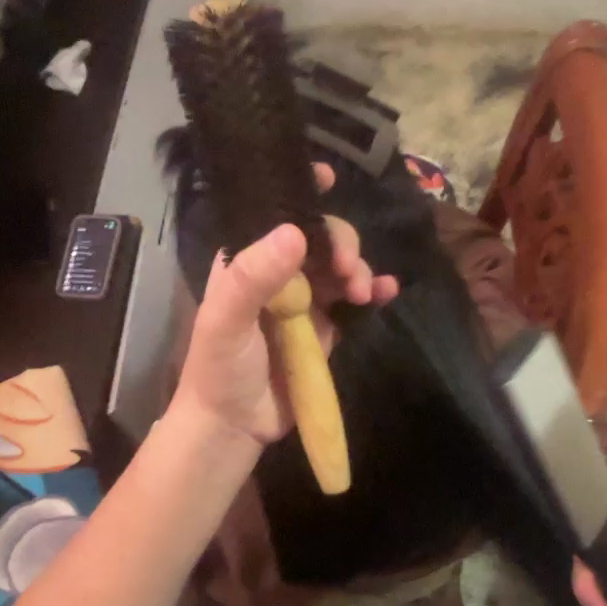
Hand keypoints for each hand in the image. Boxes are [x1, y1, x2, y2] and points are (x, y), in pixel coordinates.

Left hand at [171, 164, 399, 448]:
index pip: (274, 212)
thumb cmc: (220, 368)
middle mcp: (278, 274)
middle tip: (346, 270)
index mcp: (247, 260)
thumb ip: (256, 276)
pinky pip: (353, 302)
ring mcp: (304, 302)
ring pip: (341, 267)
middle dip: (341, 244)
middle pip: (320, 238)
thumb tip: (298, 233)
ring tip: (363, 291)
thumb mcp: (227, 320)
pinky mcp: (325, 330)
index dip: (301, 191)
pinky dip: (373, 292)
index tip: (327, 179)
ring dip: (359, 269)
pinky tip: (386, 293)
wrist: (234, 426)